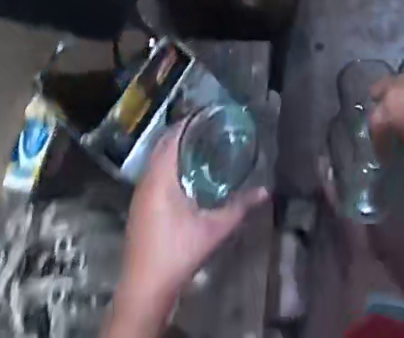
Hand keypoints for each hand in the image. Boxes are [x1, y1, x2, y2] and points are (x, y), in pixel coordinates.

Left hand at [116, 121, 269, 314]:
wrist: (144, 289)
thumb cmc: (177, 253)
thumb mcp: (213, 230)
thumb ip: (239, 208)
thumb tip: (264, 191)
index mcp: (160, 175)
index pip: (173, 135)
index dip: (190, 121)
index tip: (210, 114)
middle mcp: (146, 178)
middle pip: (164, 144)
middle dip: (186, 133)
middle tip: (212, 127)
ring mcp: (140, 192)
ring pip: (157, 159)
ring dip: (176, 148)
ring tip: (203, 144)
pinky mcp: (140, 205)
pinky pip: (154, 172)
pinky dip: (169, 164)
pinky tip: (187, 173)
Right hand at [368, 72, 403, 157]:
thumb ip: (400, 136)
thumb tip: (399, 135)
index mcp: (389, 106)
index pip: (374, 124)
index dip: (379, 142)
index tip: (385, 155)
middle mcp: (396, 86)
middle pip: (378, 92)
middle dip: (380, 108)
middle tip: (388, 123)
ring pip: (395, 83)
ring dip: (397, 97)